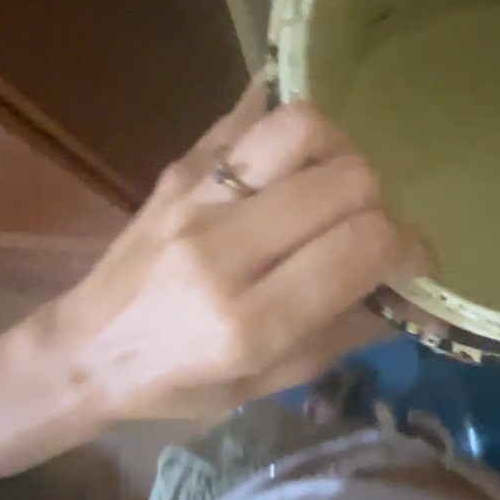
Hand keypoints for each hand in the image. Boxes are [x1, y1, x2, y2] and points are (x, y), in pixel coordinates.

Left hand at [35, 80, 423, 423]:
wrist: (84, 352)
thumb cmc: (177, 384)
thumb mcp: (266, 385)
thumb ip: (344, 335)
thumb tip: (415, 299)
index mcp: (246, 322)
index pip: (360, 247)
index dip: (408, 247)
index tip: (413, 259)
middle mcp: (220, 250)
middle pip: (344, 179)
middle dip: (380, 201)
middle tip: (371, 227)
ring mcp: (194, 198)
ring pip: (298, 128)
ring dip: (339, 149)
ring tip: (335, 182)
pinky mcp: (178, 168)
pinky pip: (246, 115)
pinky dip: (285, 117)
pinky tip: (302, 144)